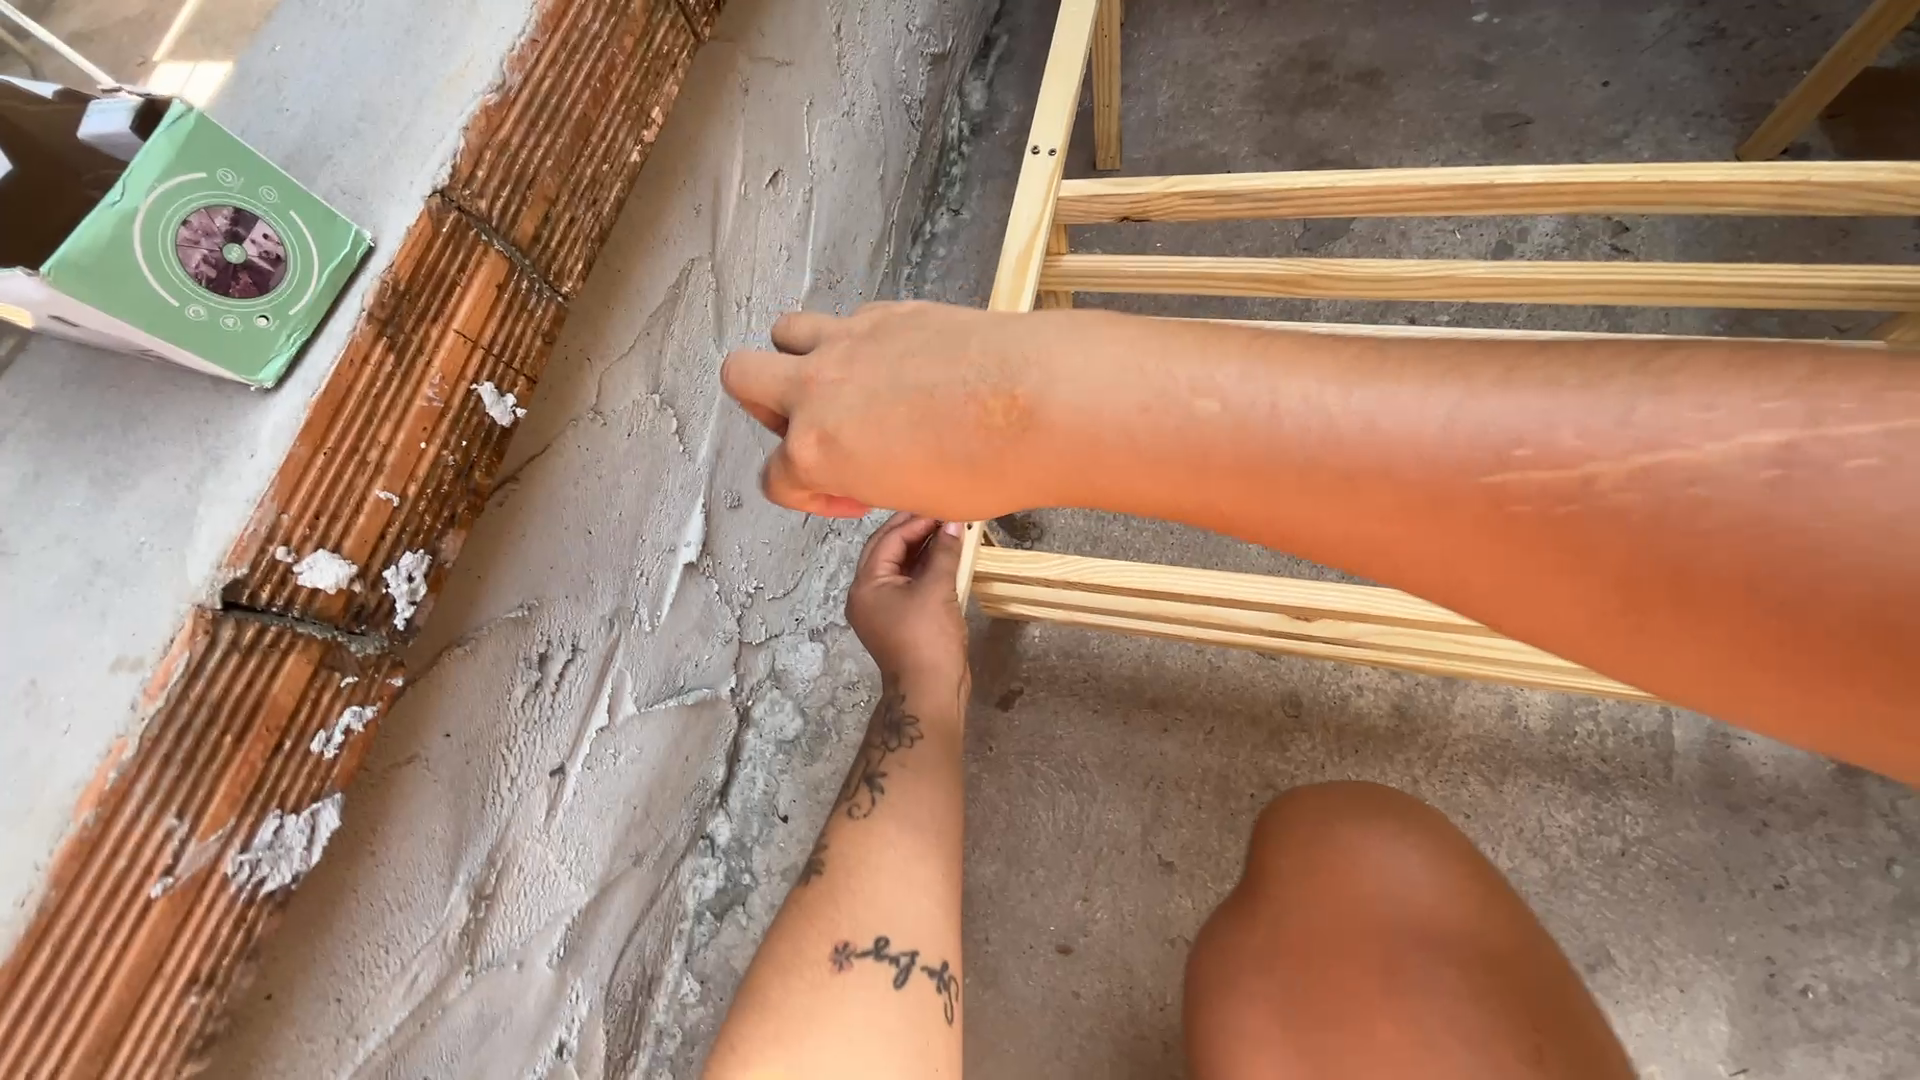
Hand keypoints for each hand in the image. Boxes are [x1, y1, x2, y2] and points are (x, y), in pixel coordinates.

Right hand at [721, 301, 1051, 519]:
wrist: (1042, 402)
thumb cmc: (988, 467)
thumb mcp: (917, 498)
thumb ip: (871, 477)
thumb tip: (875, 465)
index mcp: (816, 450)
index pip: (777, 478)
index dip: (811, 497)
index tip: (850, 496)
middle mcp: (818, 389)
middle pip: (742, 378)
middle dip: (766, 407)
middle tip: (814, 426)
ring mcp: (850, 341)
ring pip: (786, 332)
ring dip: (802, 358)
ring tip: (849, 385)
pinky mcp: (890, 312)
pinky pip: (852, 320)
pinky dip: (862, 343)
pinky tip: (904, 367)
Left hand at [846, 513, 969, 698]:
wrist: (929, 691)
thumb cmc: (927, 639)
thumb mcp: (937, 590)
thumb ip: (944, 552)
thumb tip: (955, 523)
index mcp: (865, 585)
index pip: (886, 540)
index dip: (914, 521)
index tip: (940, 507)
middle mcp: (867, 594)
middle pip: (888, 551)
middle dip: (915, 531)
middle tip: (942, 513)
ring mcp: (883, 609)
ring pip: (900, 567)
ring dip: (923, 549)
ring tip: (948, 529)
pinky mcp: (900, 620)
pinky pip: (910, 584)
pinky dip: (927, 569)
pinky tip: (947, 556)